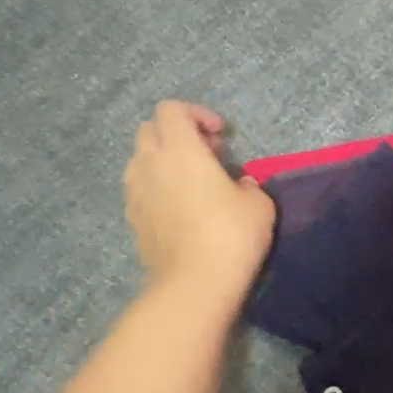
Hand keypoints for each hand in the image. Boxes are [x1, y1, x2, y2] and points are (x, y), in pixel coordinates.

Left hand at [123, 100, 274, 301]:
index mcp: (181, 150)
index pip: (172, 110)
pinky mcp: (133, 218)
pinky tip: (180, 209)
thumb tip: (239, 184)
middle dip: (176, 134)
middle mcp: (150, 163)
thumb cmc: (232, 236)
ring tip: (190, 183)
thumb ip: (249, 186)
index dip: (196, 114)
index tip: (220, 134)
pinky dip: (157, 188)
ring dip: (163, 161)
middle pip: (150, 129)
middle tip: (206, 155)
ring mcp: (135, 191)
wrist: (195, 282)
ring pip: (141, 160)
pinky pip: (140, 189)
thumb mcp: (260, 206)